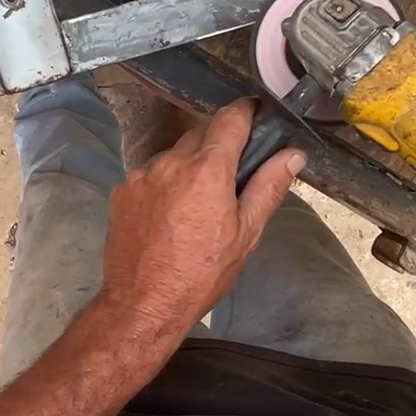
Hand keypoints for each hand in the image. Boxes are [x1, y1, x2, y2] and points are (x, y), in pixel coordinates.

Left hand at [96, 99, 303, 341]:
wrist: (143, 303)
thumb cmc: (200, 274)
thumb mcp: (245, 234)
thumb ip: (268, 187)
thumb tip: (292, 154)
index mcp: (207, 170)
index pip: (230, 119)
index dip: (247, 111)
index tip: (256, 113)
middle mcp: (171, 162)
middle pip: (201, 132)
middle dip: (220, 141)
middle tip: (234, 168)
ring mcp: (142, 175)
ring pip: (174, 153)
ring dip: (190, 163)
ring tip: (199, 199)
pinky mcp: (122, 190)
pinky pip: (151, 173)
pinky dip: (165, 181)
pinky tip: (171, 212)